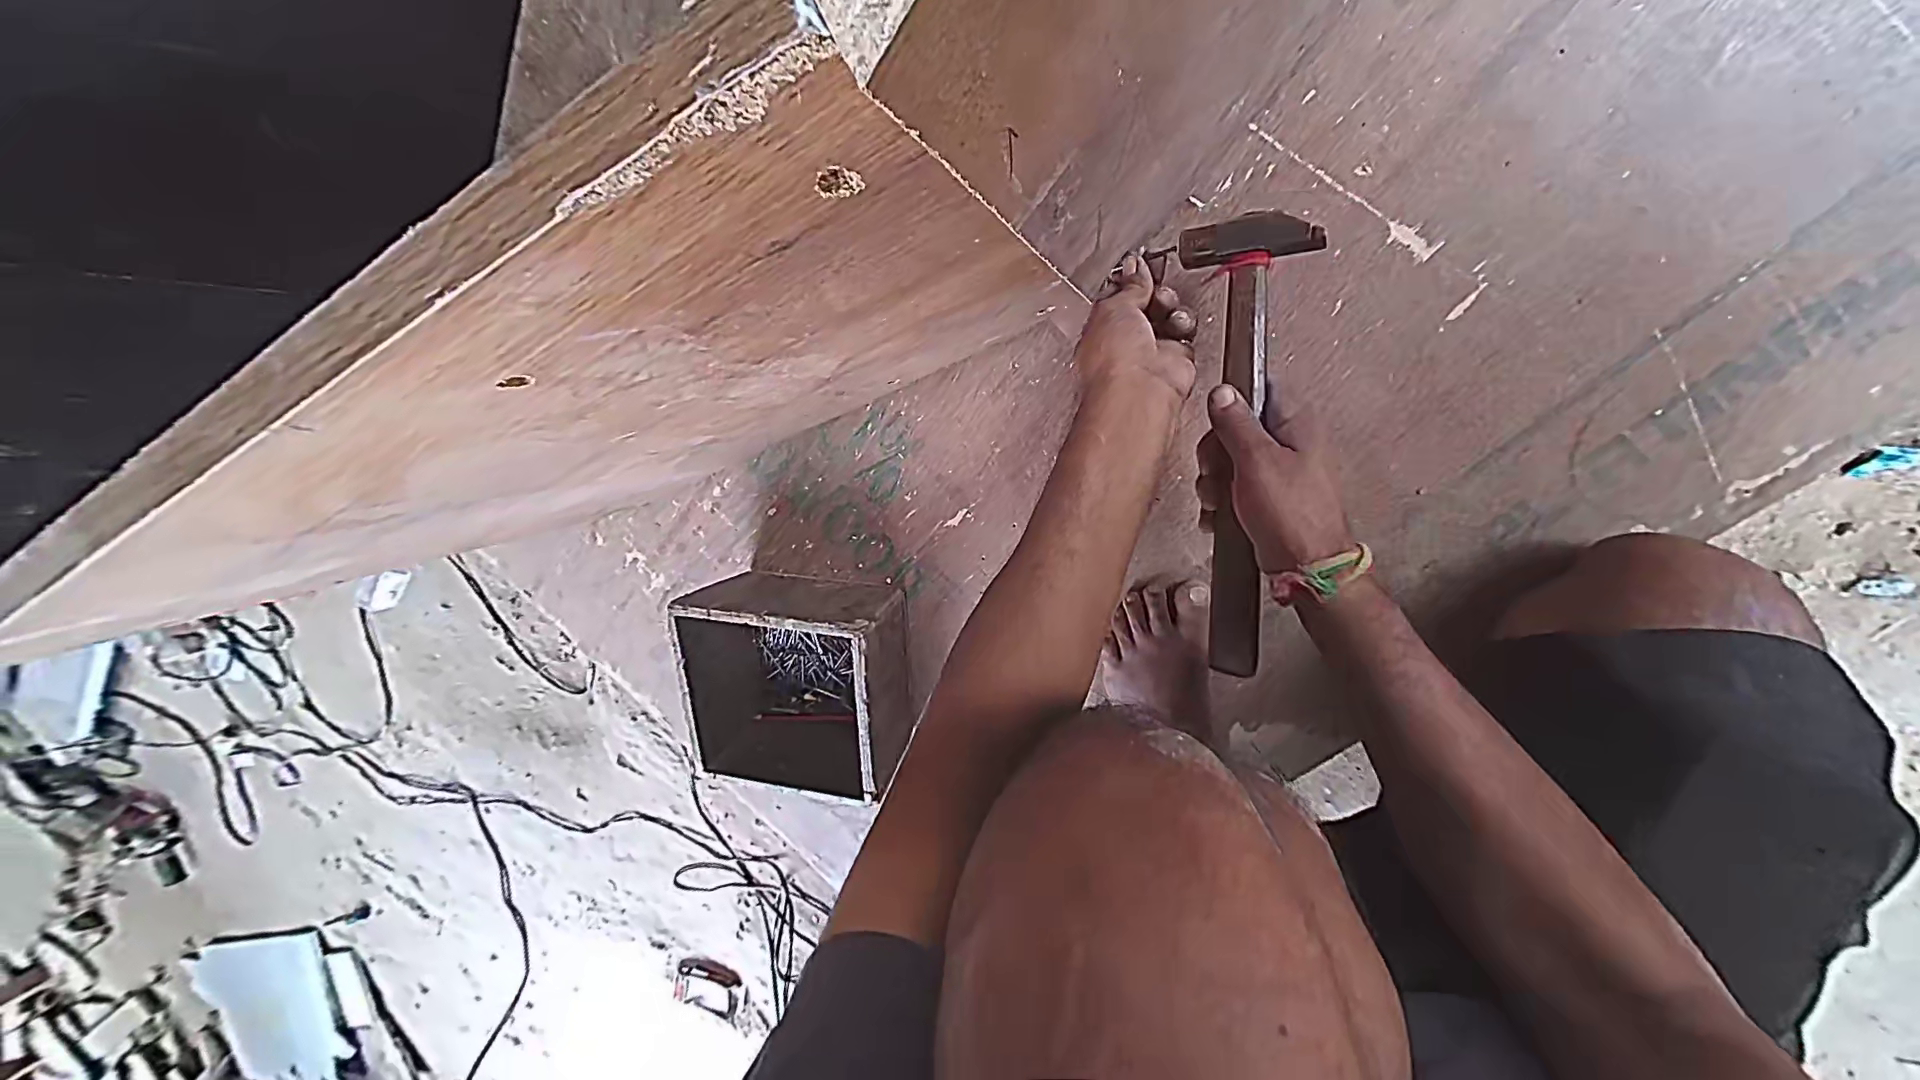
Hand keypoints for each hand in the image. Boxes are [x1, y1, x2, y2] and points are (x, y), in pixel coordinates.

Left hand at [1072, 253, 1197, 399]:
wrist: (1139, 389)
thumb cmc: (1113, 359)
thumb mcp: (1114, 307)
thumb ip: (1129, 285)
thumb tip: (1134, 266)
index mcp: (1100, 328)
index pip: (1118, 295)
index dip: (1130, 278)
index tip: (1140, 262)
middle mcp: (1124, 340)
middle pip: (1145, 301)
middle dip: (1152, 290)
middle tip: (1153, 291)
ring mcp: (1150, 349)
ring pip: (1167, 312)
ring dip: (1169, 306)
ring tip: (1164, 309)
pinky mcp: (1174, 358)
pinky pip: (1184, 331)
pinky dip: (1183, 324)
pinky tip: (1176, 327)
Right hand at [1197, 384, 1355, 570]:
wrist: (1304, 566)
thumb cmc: (1292, 515)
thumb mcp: (1256, 461)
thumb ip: (1235, 423)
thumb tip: (1222, 392)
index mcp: (1296, 423)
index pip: (1259, 390)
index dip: (1231, 406)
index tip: (1218, 427)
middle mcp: (1291, 443)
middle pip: (1236, 429)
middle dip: (1216, 454)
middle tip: (1216, 471)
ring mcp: (1280, 471)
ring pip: (1231, 461)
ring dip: (1215, 482)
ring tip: (1219, 500)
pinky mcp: (1269, 496)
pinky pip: (1235, 487)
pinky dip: (1223, 501)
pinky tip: (1222, 514)